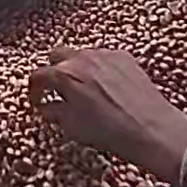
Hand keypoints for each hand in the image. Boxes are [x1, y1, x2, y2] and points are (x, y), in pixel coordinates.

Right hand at [27, 47, 186, 179]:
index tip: (37, 98)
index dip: (34, 89)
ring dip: (77, 68)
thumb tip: (46, 107)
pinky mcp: (123, 56)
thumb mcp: (73, 126)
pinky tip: (106, 87)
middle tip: (58, 90)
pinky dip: (99, 68)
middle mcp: (82, 58)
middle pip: (56, 56)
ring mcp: (104, 54)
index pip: (38, 75)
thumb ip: (53, 112)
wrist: (152, 129)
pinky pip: (102, 57)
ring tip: (85, 90)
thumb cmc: (112, 131)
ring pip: (80, 55)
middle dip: (54, 72)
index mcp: (65, 75)